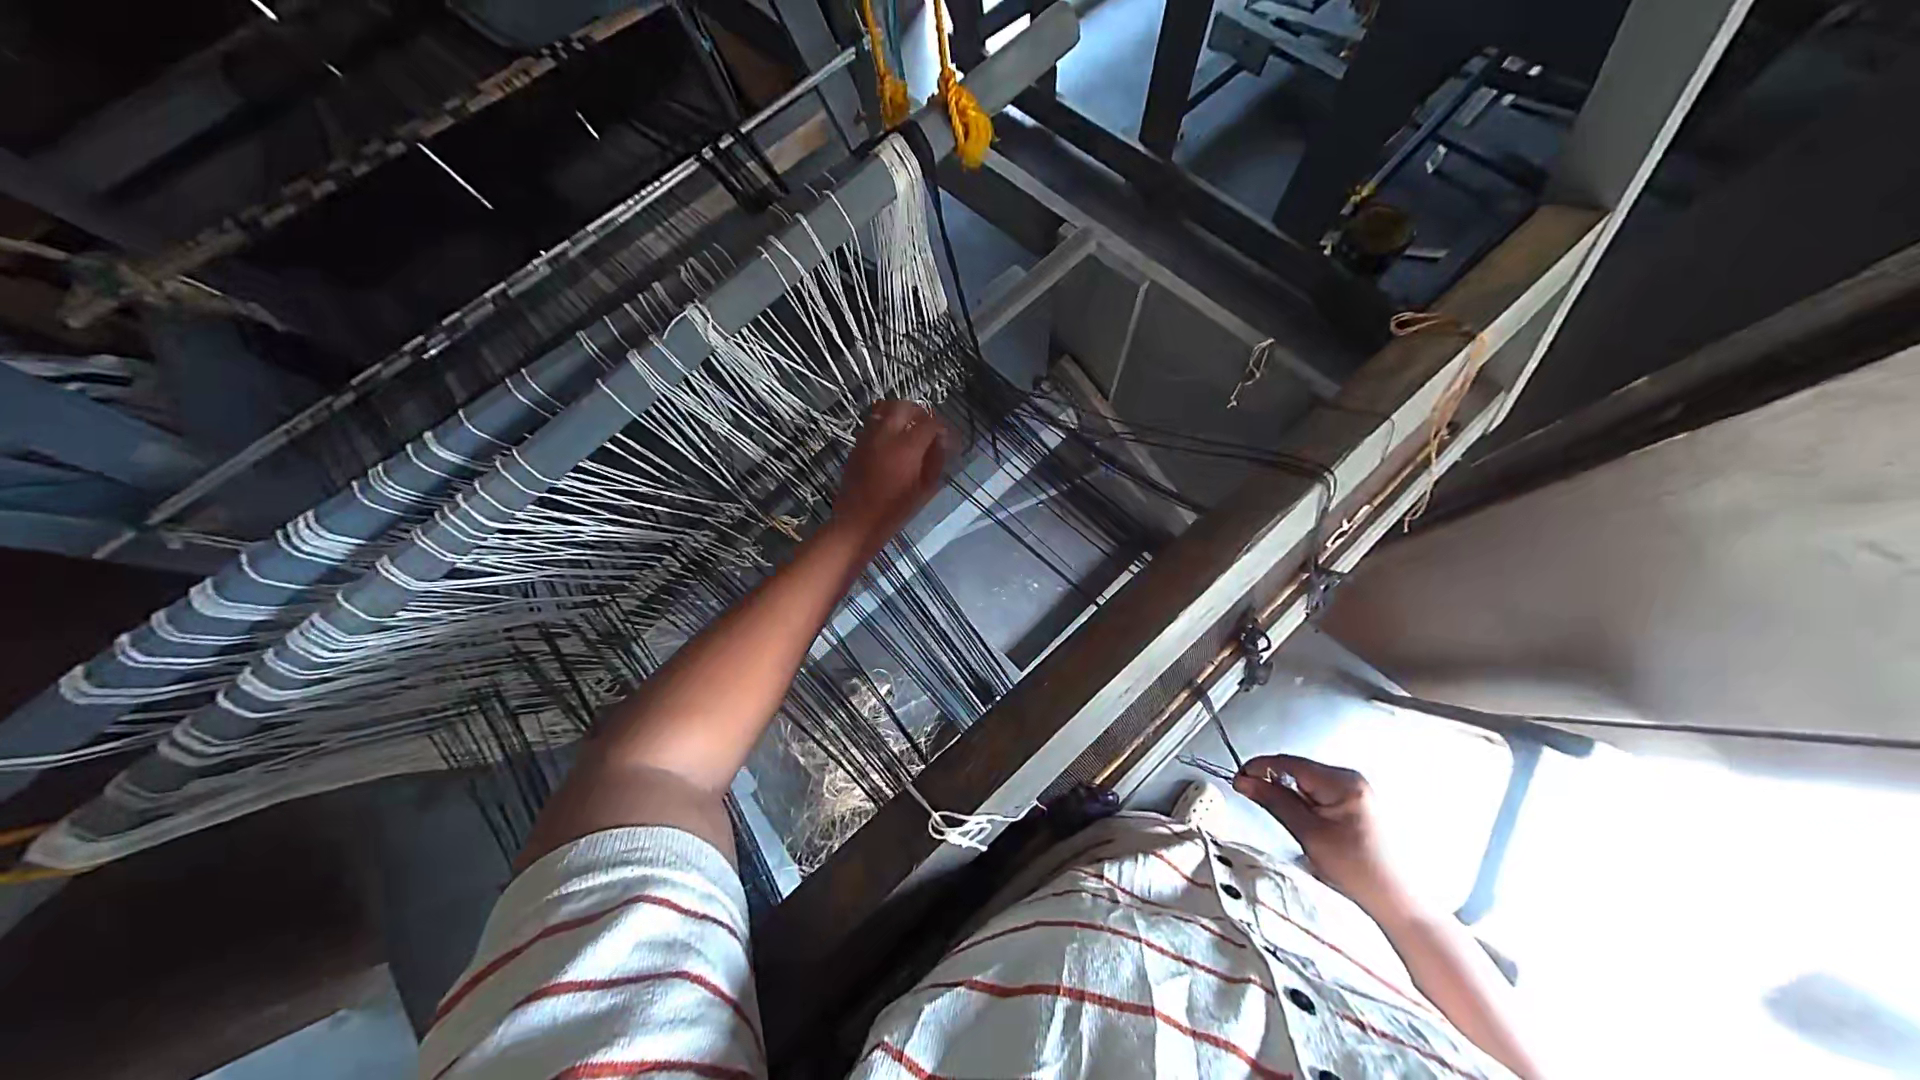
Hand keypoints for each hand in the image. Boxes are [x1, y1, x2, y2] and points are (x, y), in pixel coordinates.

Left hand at [830, 400, 955, 549]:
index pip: (930, 423)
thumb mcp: (924, 489)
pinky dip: (884, 423)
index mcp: (907, 447)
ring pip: (884, 409)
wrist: (857, 523)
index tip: (947, 437)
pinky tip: (891, 440)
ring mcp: (867, 438)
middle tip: (927, 425)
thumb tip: (942, 442)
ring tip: (907, 428)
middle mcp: (886, 435)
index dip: (942, 427)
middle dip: (919, 412)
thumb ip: (936, 460)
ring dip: (899, 413)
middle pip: (904, 406)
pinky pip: (872, 423)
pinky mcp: (856, 445)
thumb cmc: (895, 511)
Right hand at [1233, 754, 1410, 915]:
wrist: (1394, 899)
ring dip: (1288, 795)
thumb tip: (1245, 780)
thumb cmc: (1356, 869)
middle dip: (1274, 783)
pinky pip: (1317, 793)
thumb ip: (1273, 801)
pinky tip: (1303, 822)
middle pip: (1297, 770)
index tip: (1238, 779)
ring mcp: (1354, 790)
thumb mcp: (1308, 833)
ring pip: (1305, 782)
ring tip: (1288, 820)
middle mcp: (1350, 779)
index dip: (1259, 768)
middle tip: (1255, 799)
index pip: (1289, 763)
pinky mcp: (1354, 802)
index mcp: (1343, 781)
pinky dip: (1303, 803)